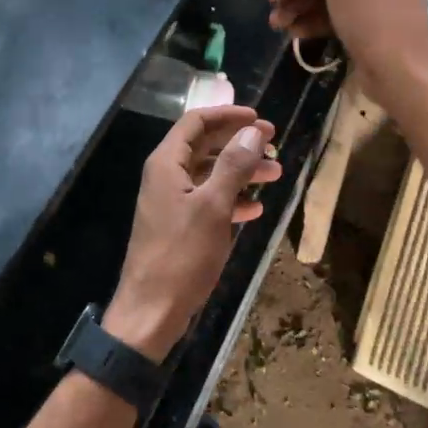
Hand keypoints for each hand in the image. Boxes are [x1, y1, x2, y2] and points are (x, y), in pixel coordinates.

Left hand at [102, 106, 281, 360]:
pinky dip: (232, 200)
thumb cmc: (181, 254)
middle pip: (205, 146)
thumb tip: (253, 130)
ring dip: (241, 171)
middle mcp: (166, 176)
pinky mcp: (179, 226)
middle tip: (274, 142)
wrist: (152, 312)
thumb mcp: (213, 206)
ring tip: (276, 174)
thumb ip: (233, 165)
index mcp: (167, 163)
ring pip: (210, 174)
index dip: (227, 115)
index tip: (258, 118)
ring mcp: (172, 202)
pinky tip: (255, 209)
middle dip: (240, 142)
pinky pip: (208, 201)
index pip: (196, 122)